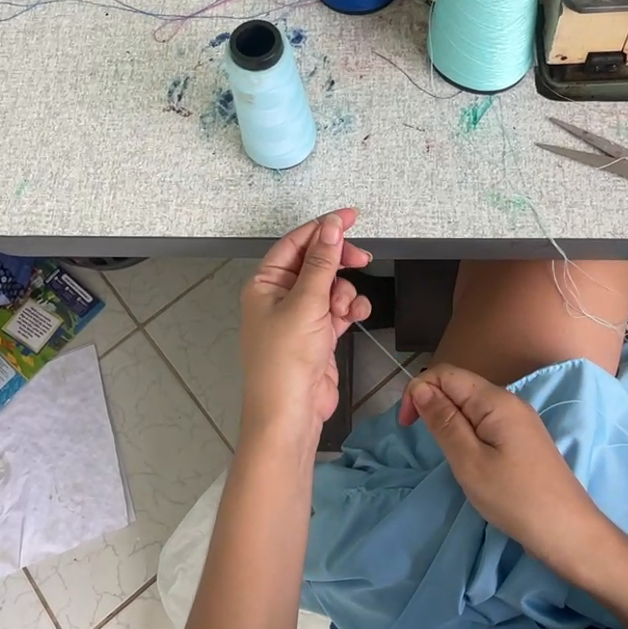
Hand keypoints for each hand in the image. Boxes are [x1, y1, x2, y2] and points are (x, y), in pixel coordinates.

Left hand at [239, 209, 372, 441]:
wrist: (291, 412)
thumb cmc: (286, 358)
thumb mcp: (306, 303)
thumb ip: (323, 262)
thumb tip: (332, 226)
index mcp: (265, 283)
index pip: (296, 243)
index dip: (323, 227)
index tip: (352, 216)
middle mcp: (279, 295)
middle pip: (315, 263)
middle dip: (339, 262)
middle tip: (362, 259)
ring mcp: (299, 316)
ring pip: (331, 286)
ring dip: (344, 292)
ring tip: (344, 309)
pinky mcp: (318, 334)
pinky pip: (338, 309)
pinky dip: (349, 309)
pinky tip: (353, 316)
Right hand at [400, 363, 611, 577]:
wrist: (569, 533)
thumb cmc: (514, 498)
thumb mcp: (469, 461)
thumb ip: (443, 421)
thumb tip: (420, 388)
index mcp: (495, 400)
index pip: (446, 373)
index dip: (419, 390)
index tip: (406, 425)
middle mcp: (509, 401)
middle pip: (459, 385)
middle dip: (432, 404)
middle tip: (422, 441)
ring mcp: (519, 420)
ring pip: (471, 405)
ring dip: (448, 419)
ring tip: (444, 452)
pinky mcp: (523, 439)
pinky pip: (486, 421)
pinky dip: (466, 431)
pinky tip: (466, 456)